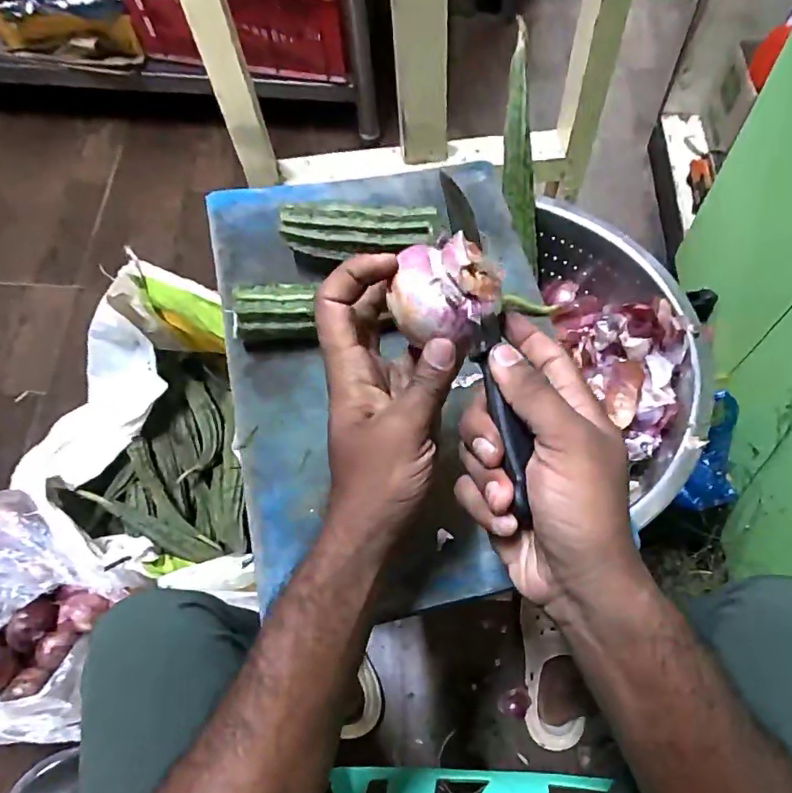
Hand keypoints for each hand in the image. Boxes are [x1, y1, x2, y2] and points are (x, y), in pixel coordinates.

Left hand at [316, 254, 457, 541]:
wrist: (372, 530)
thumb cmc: (378, 484)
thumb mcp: (405, 430)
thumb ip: (426, 382)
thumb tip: (446, 333)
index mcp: (348, 372)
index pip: (332, 306)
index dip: (355, 274)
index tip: (394, 263)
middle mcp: (361, 373)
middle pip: (362, 314)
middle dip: (391, 286)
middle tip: (432, 271)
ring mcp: (382, 390)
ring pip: (391, 339)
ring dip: (414, 314)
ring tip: (450, 294)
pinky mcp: (403, 407)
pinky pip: (414, 366)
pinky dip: (431, 348)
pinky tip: (459, 337)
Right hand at [453, 313, 641, 612]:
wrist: (573, 579)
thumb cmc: (582, 505)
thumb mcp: (566, 442)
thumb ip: (533, 395)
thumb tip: (501, 352)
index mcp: (571, 412)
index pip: (548, 360)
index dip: (525, 337)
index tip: (496, 317)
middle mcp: (541, 433)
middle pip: (494, 403)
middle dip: (485, 429)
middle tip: (495, 453)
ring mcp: (517, 466)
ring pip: (475, 445)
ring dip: (486, 476)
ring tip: (505, 501)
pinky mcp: (496, 497)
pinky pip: (471, 484)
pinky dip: (483, 504)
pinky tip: (504, 524)